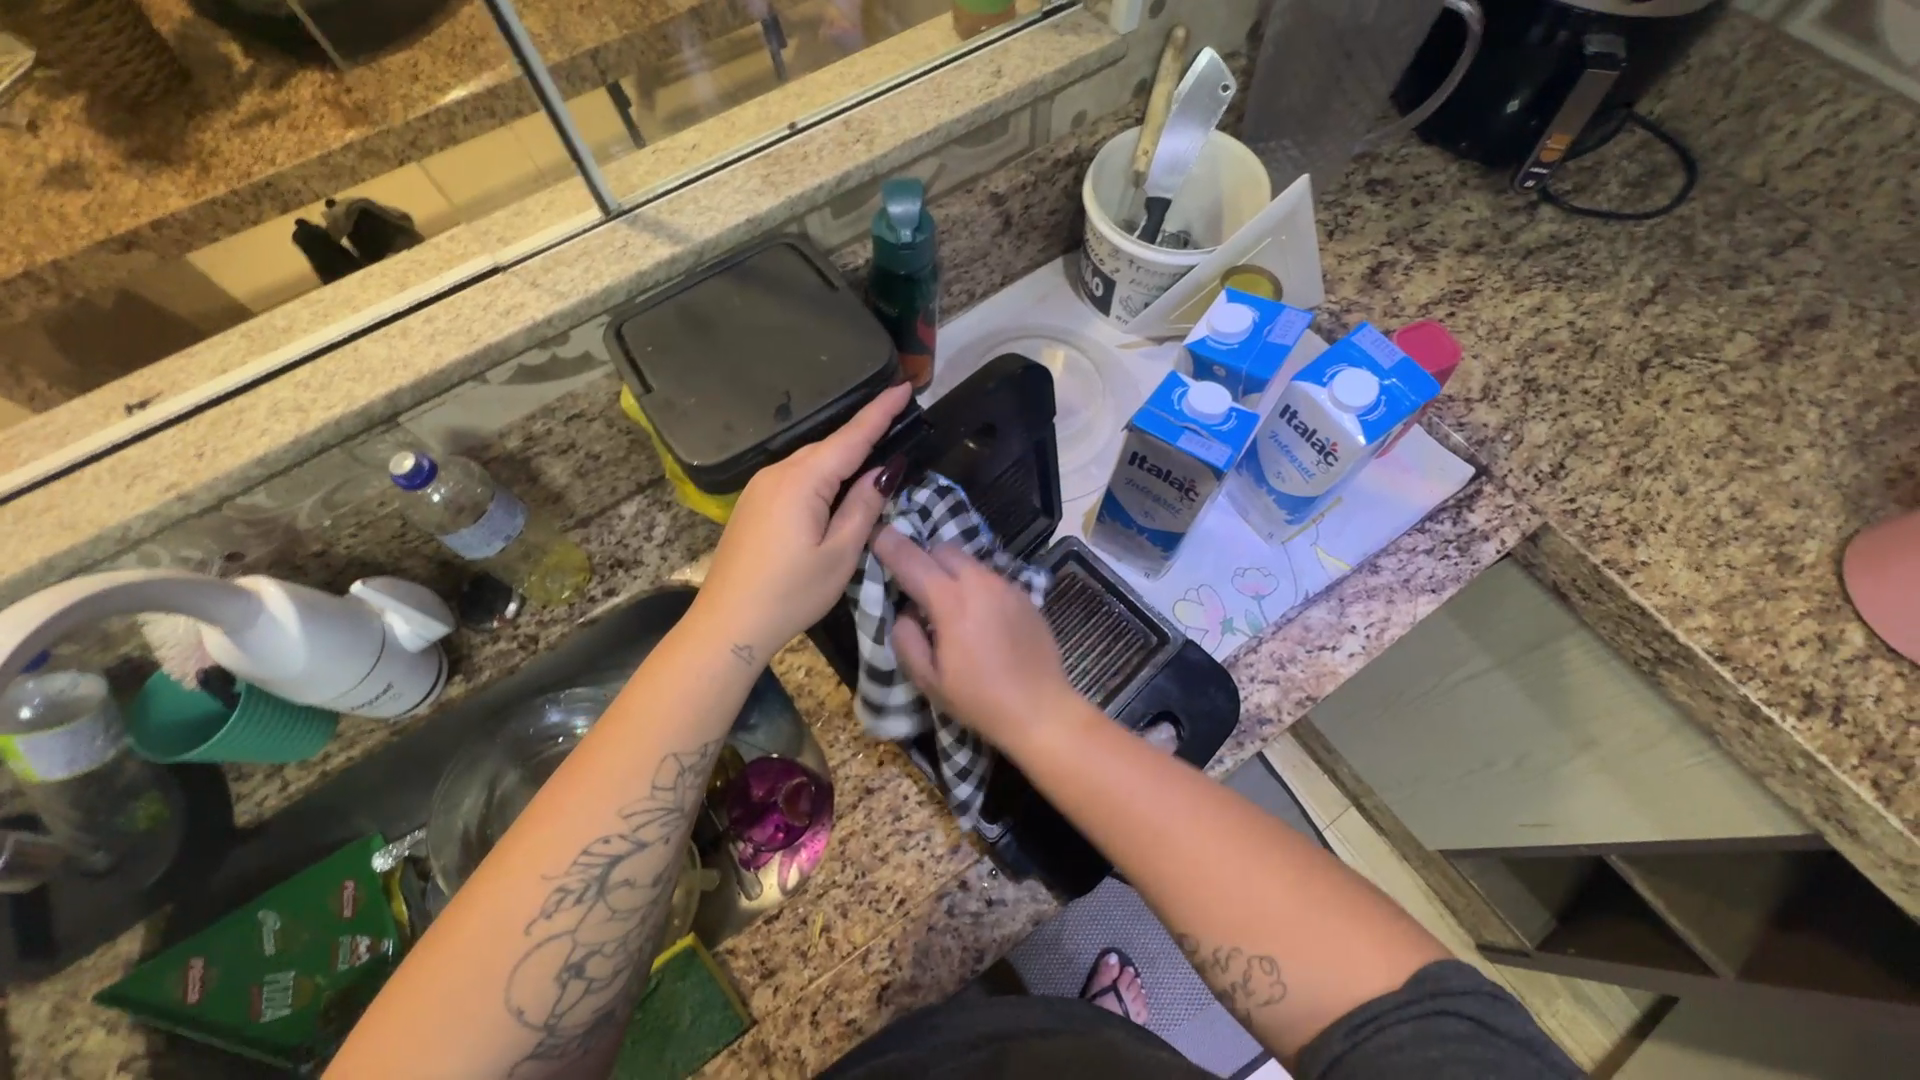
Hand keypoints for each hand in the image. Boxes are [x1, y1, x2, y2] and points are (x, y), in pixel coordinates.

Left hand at [696, 383, 912, 658]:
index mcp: (803, 480)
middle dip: (865, 435)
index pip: (852, 437)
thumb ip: (864, 506)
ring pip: (812, 462)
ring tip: (876, 459)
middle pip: (830, 447)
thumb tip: (884, 470)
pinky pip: (796, 477)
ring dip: (844, 459)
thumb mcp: (840, 553)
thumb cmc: (790, 593)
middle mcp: (778, 473)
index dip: (880, 412)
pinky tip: (838, 489)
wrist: (728, 623)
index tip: (904, 385)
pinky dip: (823, 476)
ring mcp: (761, 487)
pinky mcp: (754, 503)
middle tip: (900, 427)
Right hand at [872, 533, 1088, 754]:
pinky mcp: (1025, 596)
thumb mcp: (928, 680)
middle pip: (942, 549)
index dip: (888, 543)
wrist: (1041, 709)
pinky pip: (991, 579)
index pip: (911, 559)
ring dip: (952, 574)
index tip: (876, 534)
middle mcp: (980, 582)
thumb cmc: (979, 699)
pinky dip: (977, 588)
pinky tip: (981, 620)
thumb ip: (906, 639)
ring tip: (950, 608)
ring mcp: (1007, 586)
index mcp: (951, 601)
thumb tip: (906, 612)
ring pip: (970, 563)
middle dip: (924, 559)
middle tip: (915, 588)